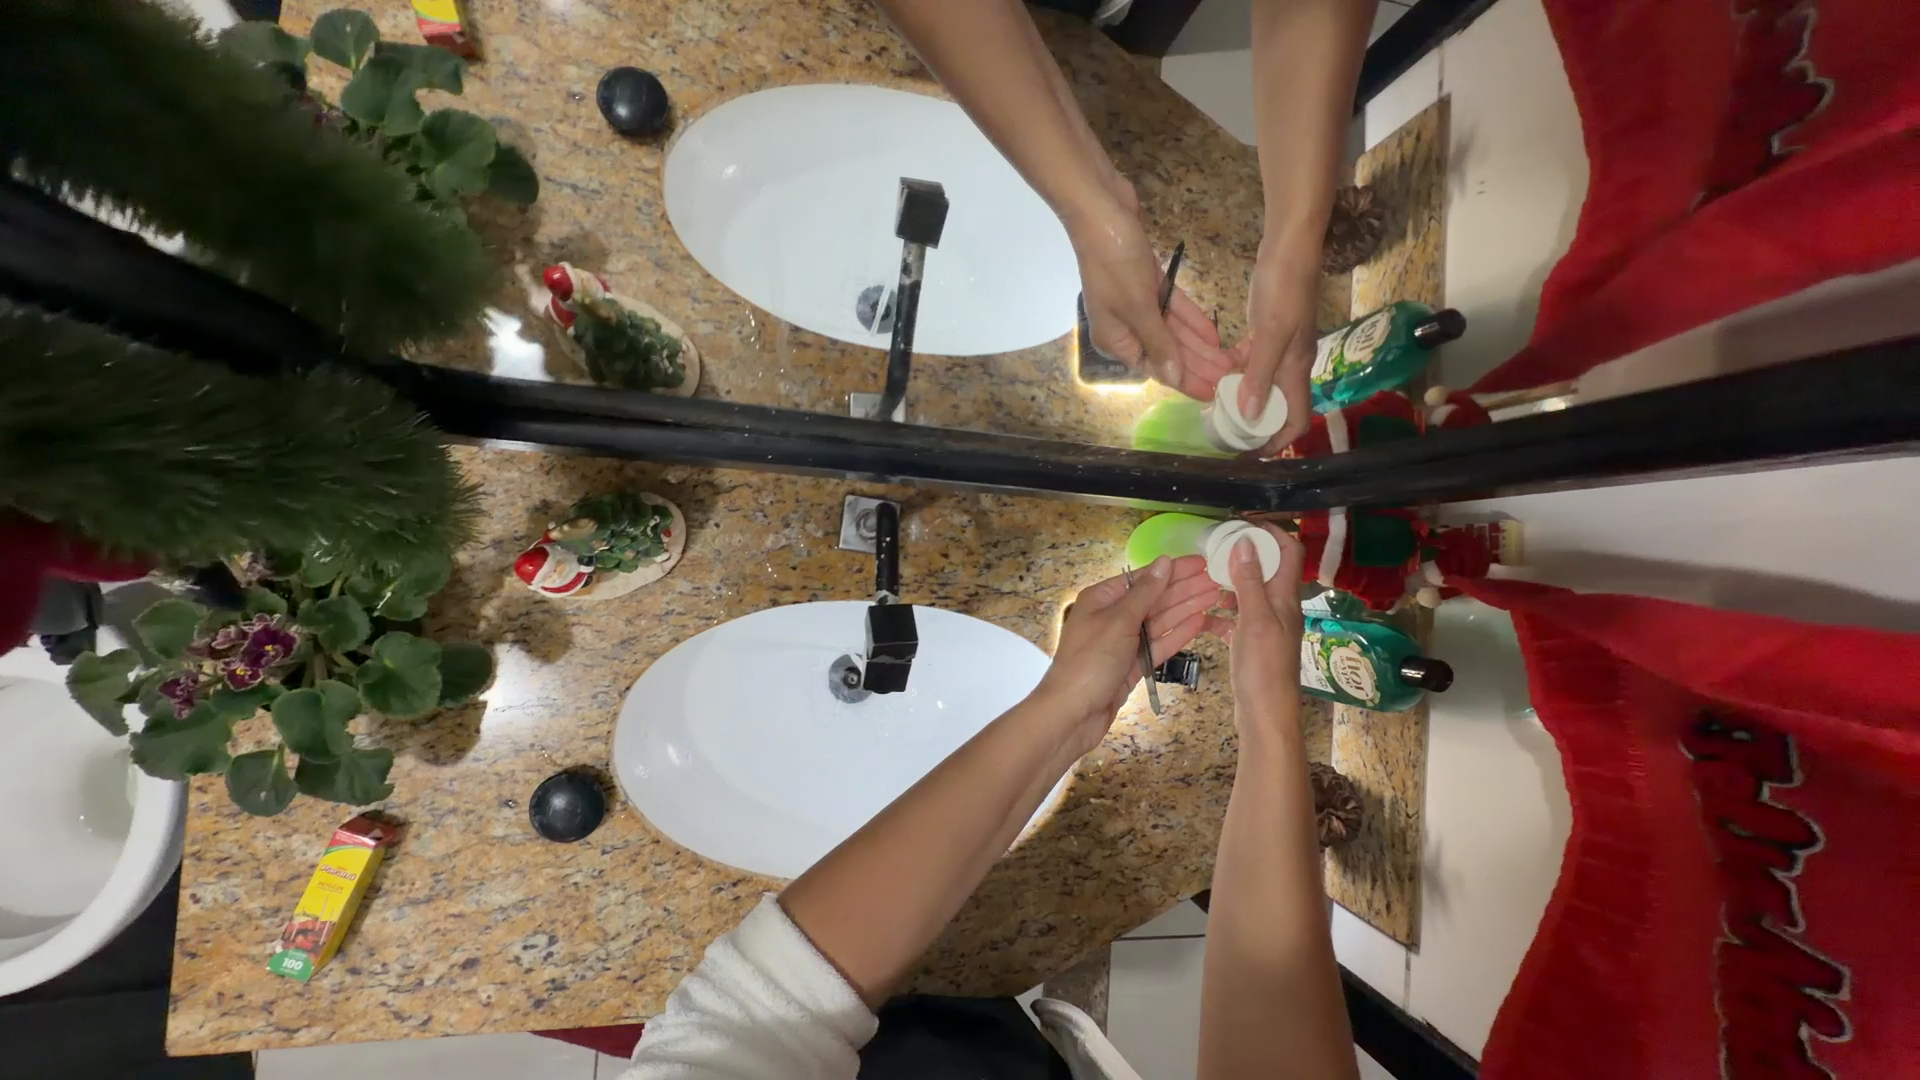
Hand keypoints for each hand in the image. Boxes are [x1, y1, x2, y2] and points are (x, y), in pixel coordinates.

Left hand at [1036, 554, 1222, 754]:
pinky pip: (1159, 644)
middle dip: (1184, 589)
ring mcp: (1123, 642)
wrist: (1072, 713)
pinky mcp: (1132, 665)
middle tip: (1217, 580)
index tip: (1201, 563)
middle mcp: (1112, 617)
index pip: (1143, 579)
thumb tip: (1163, 562)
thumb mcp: (1118, 621)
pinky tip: (1199, 622)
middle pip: (1154, 599)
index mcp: (1102, 599)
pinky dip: (1178, 634)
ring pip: (1160, 621)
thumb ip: (1145, 593)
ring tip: (1215, 597)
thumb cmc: (1089, 661)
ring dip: (1186, 609)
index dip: (1173, 570)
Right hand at [1064, 188, 1232, 400]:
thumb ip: (1159, 344)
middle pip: (1167, 352)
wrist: (1101, 211)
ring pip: (1173, 332)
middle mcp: (1124, 327)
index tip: (1212, 393)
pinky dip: (1191, 319)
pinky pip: (1173, 308)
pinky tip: (1213, 333)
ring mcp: (1135, 304)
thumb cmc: (1115, 263)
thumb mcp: (1138, 308)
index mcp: (1116, 340)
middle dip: (1198, 364)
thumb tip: (1173, 377)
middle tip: (1230, 376)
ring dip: (1199, 345)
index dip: (1185, 381)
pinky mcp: (1145, 283)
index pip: (1155, 369)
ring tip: (1228, 358)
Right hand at [1215, 524, 1306, 728]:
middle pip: (1266, 569)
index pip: (1288, 551)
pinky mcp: (1249, 642)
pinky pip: (1233, 619)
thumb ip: (1250, 581)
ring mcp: (1264, 626)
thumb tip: (1245, 541)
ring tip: (1202, 575)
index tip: (1243, 522)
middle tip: (1215, 546)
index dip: (1272, 531)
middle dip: (1243, 553)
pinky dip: (1217, 612)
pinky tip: (1199, 614)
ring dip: (1228, 581)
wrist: (1265, 714)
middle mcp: (1278, 607)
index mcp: (1285, 598)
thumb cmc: (1264, 668)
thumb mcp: (1254, 620)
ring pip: (1247, 593)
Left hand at [1229, 238, 1321, 454]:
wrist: (1290, 245)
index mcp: (1296, 369)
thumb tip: (1250, 416)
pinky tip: (1215, 374)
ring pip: (1260, 385)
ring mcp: (1279, 348)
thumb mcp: (1270, 332)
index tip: (1250, 454)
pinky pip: (1250, 362)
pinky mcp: (1267, 333)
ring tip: (1214, 412)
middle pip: (1275, 408)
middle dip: (1254, 426)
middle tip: (1225, 437)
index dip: (1276, 441)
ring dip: (1240, 400)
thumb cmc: (1285, 287)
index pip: (1294, 419)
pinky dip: (1235, 371)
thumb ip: (1259, 374)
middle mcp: (1290, 364)